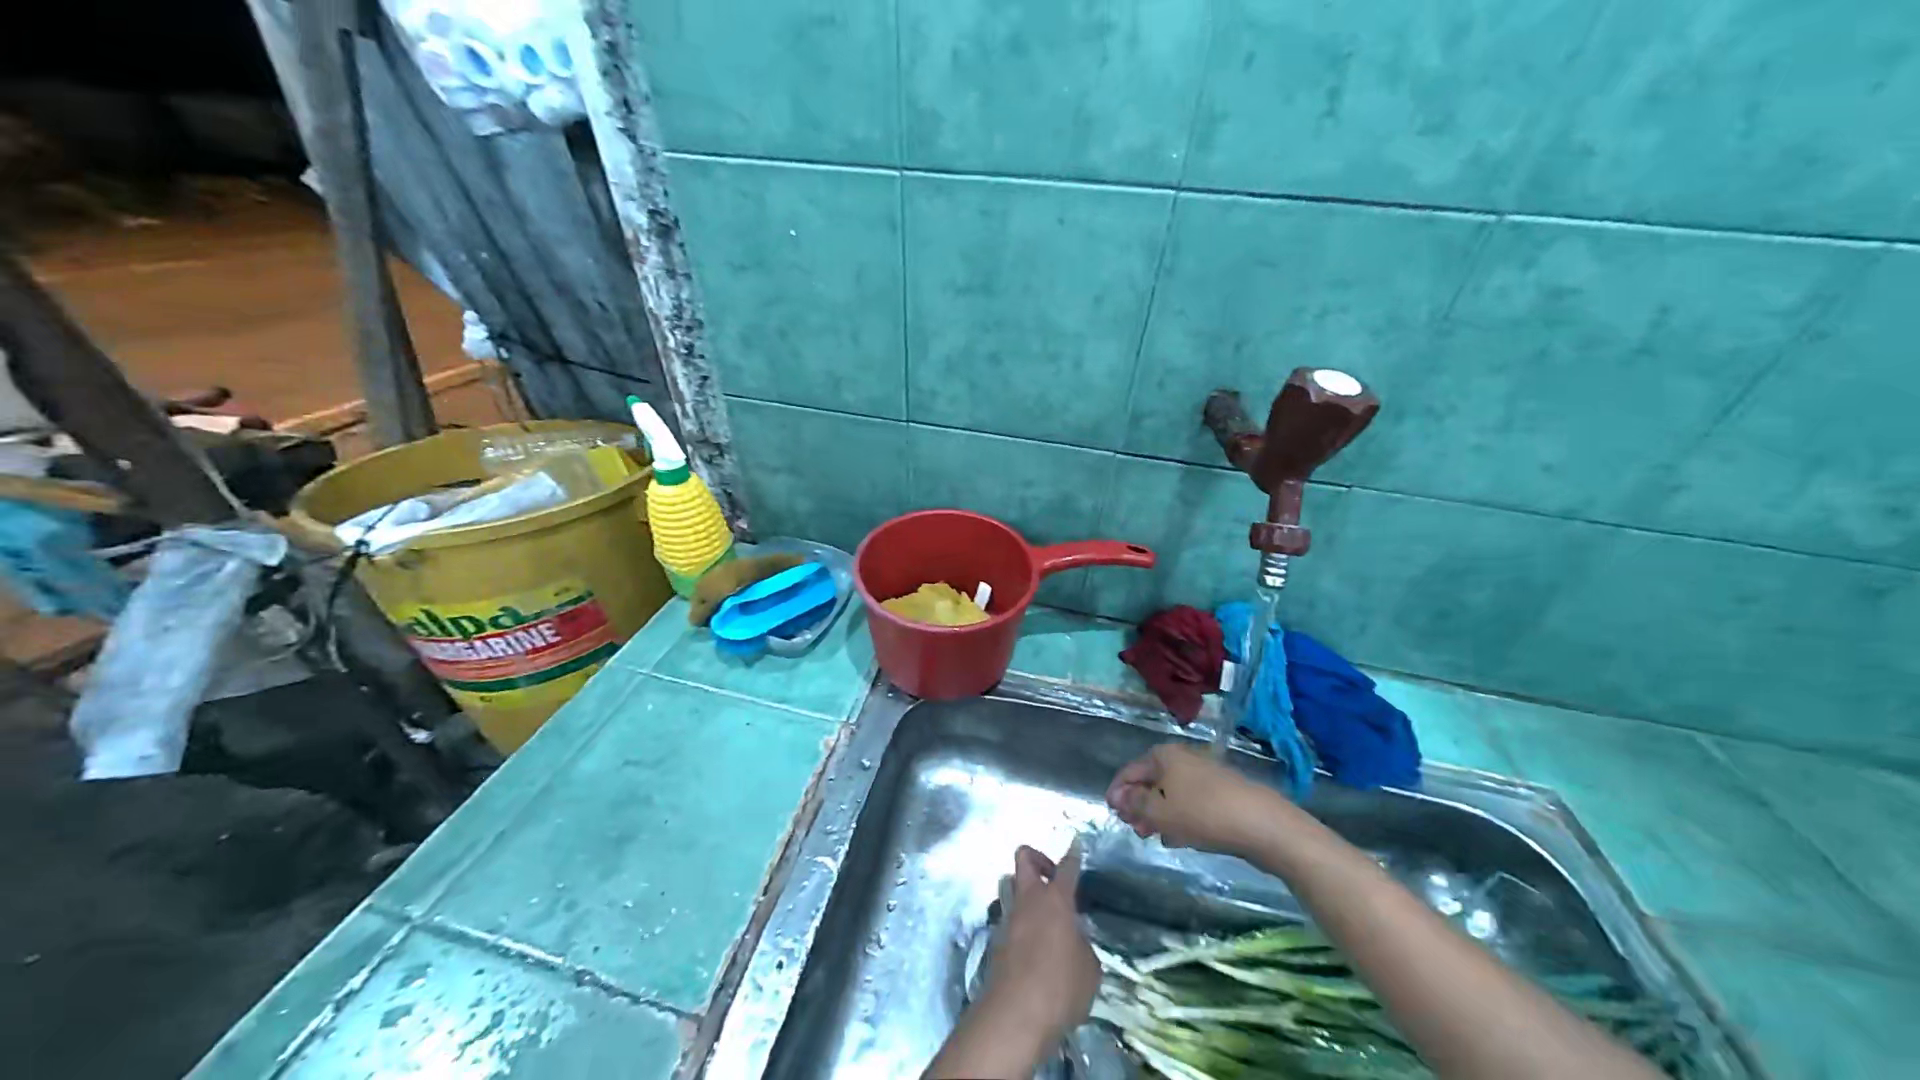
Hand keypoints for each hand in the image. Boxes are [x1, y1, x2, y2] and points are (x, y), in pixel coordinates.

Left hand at [976, 845, 1099, 1044]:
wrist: (1015, 1014)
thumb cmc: (1061, 987)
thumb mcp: (1089, 968)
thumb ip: (1082, 945)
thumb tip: (1072, 940)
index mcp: (1056, 901)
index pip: (1067, 868)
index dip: (1072, 855)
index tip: (1075, 843)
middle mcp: (1029, 900)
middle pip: (1025, 859)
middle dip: (1038, 858)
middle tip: (1053, 877)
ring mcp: (1008, 918)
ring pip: (1010, 885)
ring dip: (1024, 890)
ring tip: (1042, 912)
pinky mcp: (996, 939)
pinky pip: (1008, 917)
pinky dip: (1020, 921)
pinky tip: (1033, 945)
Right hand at [1105, 743, 1287, 855]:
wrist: (1263, 825)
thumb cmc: (1203, 814)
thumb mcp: (1160, 812)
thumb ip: (1135, 804)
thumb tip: (1119, 797)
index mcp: (1164, 756)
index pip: (1130, 771)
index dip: (1117, 791)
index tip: (1111, 813)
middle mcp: (1183, 759)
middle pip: (1151, 781)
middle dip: (1138, 804)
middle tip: (1132, 827)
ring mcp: (1204, 776)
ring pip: (1170, 794)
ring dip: (1157, 813)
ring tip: (1151, 836)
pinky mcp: (1221, 794)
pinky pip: (1190, 803)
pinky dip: (1178, 817)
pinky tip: (1177, 838)